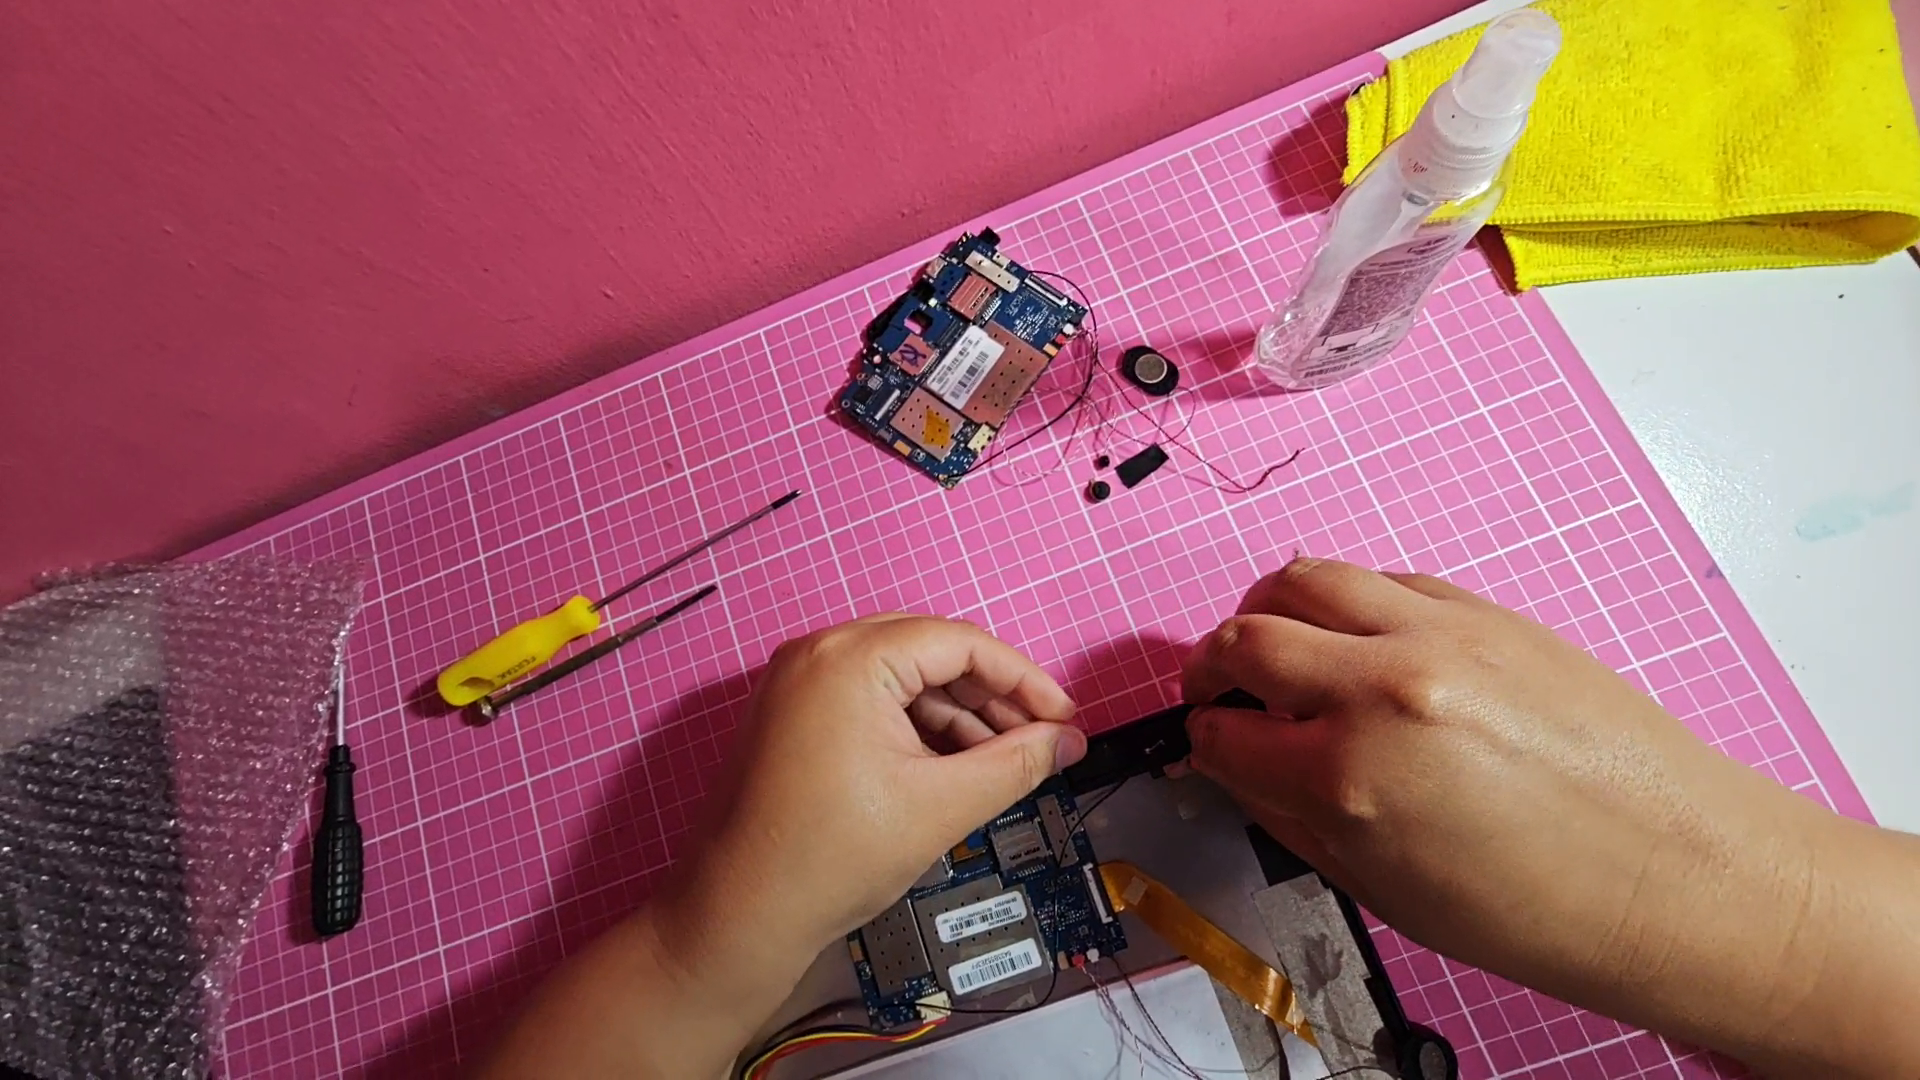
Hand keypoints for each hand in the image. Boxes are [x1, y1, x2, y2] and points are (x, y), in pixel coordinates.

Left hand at [480, 615, 1084, 1079]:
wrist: (737, 921)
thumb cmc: (831, 859)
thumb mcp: (940, 807)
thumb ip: (1016, 764)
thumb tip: (1068, 741)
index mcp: (849, 658)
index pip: (959, 643)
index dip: (1022, 678)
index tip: (1064, 716)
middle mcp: (820, 651)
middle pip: (932, 654)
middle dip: (992, 698)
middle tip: (1040, 739)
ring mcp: (803, 679)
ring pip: (905, 678)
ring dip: (959, 715)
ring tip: (1005, 760)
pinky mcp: (799, 710)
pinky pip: (876, 700)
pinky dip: (920, 727)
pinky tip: (958, 763)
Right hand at [1181, 558, 1919, 1076]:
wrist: (1701, 883)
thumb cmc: (1542, 915)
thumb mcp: (1382, 891)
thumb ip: (1285, 816)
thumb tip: (1234, 763)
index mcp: (1349, 779)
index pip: (1224, 733)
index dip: (1204, 739)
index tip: (1210, 741)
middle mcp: (1381, 689)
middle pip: (1243, 639)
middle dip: (1207, 667)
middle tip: (1214, 688)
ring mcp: (1435, 636)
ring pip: (1298, 580)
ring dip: (1261, 611)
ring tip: (1268, 641)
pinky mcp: (1482, 611)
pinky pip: (1376, 580)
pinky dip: (1339, 603)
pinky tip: (1349, 639)